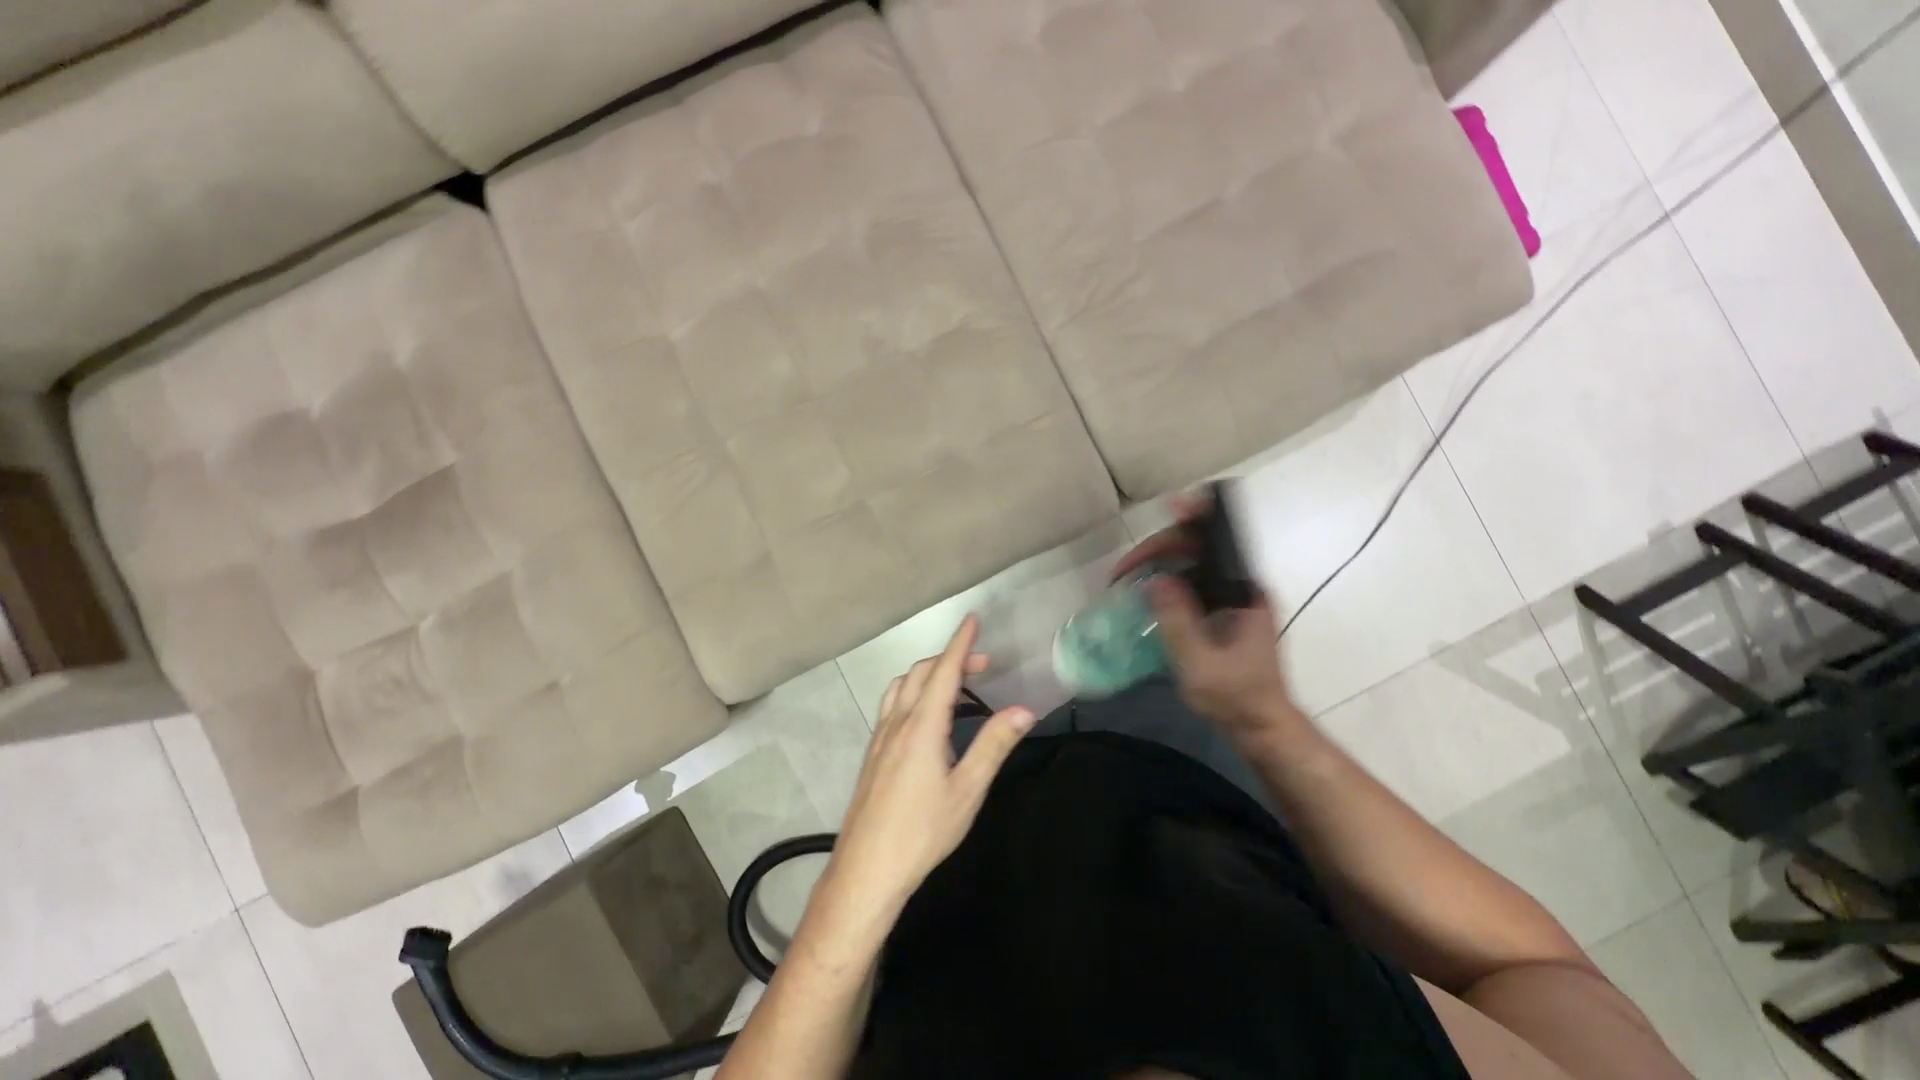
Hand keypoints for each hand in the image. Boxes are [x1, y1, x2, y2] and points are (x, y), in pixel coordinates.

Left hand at [826, 616, 1035, 916]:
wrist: (868, 868)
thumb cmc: (923, 831)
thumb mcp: (968, 790)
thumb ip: (994, 745)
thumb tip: (1025, 709)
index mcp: (922, 726)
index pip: (944, 672)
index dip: (960, 644)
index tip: (973, 619)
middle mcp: (896, 723)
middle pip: (920, 674)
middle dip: (951, 659)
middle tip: (984, 665)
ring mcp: (879, 739)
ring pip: (900, 688)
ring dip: (928, 674)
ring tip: (956, 685)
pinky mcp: (872, 755)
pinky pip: (891, 706)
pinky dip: (912, 693)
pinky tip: (925, 718)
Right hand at [1116, 495, 1304, 742]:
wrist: (1262, 727)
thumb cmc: (1236, 697)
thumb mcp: (1200, 663)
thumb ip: (1178, 620)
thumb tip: (1156, 579)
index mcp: (1245, 591)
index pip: (1221, 538)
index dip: (1197, 517)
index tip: (1170, 506)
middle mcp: (1243, 587)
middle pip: (1202, 547)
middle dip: (1159, 548)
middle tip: (1122, 571)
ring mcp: (1235, 599)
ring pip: (1195, 563)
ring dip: (1161, 562)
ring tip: (1127, 578)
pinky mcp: (1226, 613)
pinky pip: (1195, 581)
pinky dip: (1170, 578)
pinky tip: (1147, 592)